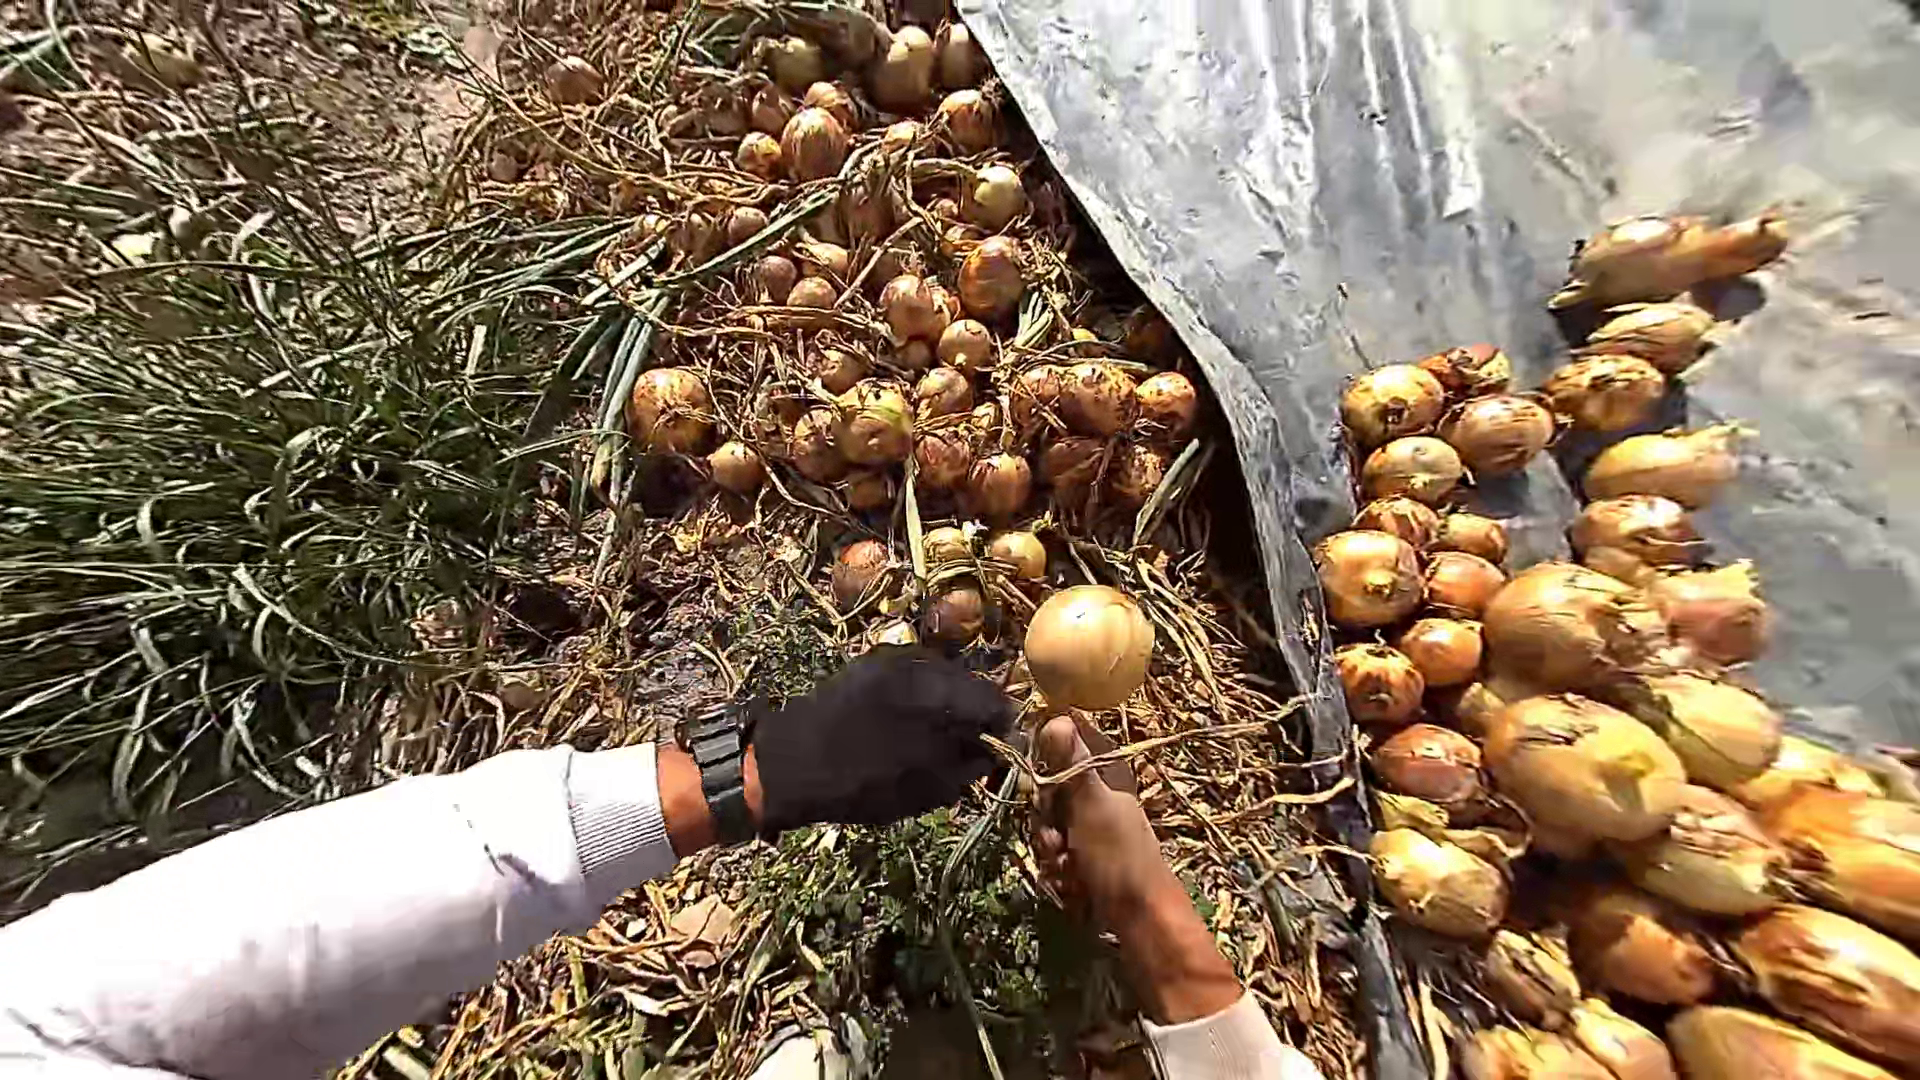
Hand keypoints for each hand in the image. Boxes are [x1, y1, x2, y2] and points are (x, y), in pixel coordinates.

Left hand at [750, 646, 1011, 834]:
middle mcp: (918, 661)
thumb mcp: (924, 785)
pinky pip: (916, 674)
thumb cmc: (858, 783)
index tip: (1000, 747)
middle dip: (977, 712)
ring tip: (943, 736)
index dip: (1002, 725)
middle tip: (973, 745)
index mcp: (935, 691)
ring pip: (943, 676)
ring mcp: (892, 656)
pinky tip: (915, 722)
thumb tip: (997, 748)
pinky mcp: (873, 661)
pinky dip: (926, 696)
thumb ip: (969, 763)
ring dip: (952, 704)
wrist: (786, 763)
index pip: (992, 699)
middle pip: (969, 682)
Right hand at [1031, 713, 1242, 1023]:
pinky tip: (1065, 875)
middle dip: (1043, 808)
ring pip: (1045, 811)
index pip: (1066, 733)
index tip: (1038, 771)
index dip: (1044, 748)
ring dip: (1047, 838)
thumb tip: (1055, 716)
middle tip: (1054, 830)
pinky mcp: (1080, 845)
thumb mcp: (1092, 804)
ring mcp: (1087, 816)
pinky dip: (1054, 858)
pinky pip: (1051, 839)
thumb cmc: (1120, 856)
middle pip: (1047, 776)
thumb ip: (1071, 762)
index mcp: (1106, 765)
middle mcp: (1096, 785)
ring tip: (1063, 860)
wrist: (1141, 921)